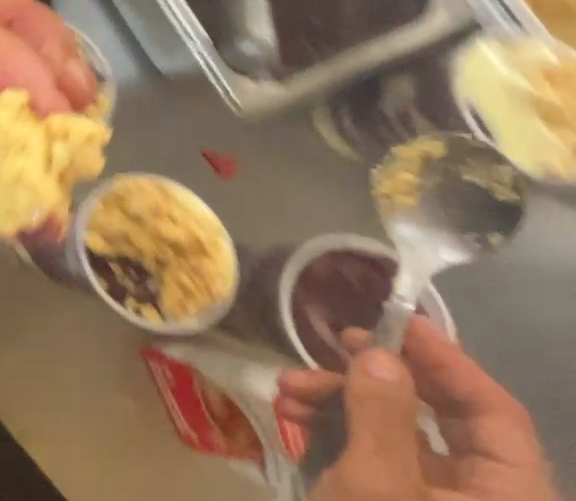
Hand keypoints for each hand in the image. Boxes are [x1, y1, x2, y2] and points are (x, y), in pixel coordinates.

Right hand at [279, 319, 560, 500]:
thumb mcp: (376, 485)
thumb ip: (380, 416)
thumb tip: (379, 353)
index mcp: (513, 497)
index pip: (494, 413)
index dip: (448, 361)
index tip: (396, 319)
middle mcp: (487, 497)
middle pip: (441, 417)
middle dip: (373, 377)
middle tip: (329, 345)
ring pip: (398, 430)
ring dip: (338, 399)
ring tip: (287, 389)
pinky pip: (375, 452)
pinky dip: (333, 427)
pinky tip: (293, 414)